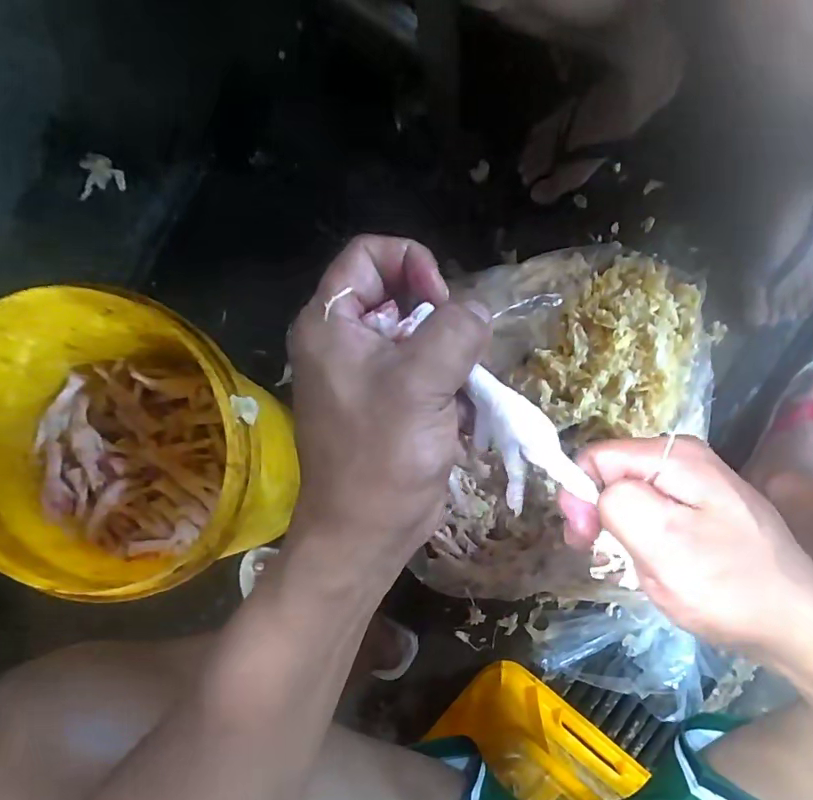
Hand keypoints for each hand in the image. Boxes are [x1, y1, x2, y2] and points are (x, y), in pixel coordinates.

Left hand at [282, 236, 490, 573]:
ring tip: (464, 397)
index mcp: (333, 325)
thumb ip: (455, 333)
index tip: (444, 304)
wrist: (369, 530)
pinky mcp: (395, 410)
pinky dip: (453, 394)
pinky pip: (431, 380)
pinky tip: (460, 423)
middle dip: (443, 325)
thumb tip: (479, 311)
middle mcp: (347, 345)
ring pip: (425, 344)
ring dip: (455, 365)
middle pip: (402, 300)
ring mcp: (372, 379)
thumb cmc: (384, 456)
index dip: (412, 265)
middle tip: (462, 357)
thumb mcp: (422, 384)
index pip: (369, 256)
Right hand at [557, 437, 812, 651]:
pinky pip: (664, 523)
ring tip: (655, 573)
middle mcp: (691, 462)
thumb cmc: (725, 585)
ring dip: (632, 541)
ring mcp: (706, 491)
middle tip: (619, 563)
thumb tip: (594, 489)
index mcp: (677, 457)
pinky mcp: (714, 518)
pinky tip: (673, 573)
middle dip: (606, 520)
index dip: (579, 496)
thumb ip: (617, 502)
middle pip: (617, 479)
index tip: (586, 541)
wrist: (793, 621)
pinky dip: (655, 548)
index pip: (597, 457)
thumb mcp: (661, 541)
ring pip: (639, 505)